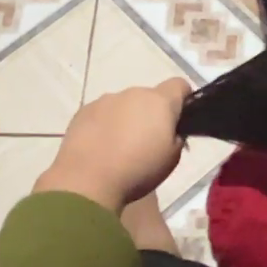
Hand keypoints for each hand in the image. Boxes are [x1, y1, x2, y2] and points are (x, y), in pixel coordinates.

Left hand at [34, 79, 191, 211]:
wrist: (87, 181)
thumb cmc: (137, 170)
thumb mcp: (172, 158)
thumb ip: (176, 136)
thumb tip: (170, 130)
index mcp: (159, 102)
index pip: (179, 85)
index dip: (184, 99)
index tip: (181, 118)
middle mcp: (132, 93)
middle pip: (150, 97)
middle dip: (152, 114)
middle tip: (149, 142)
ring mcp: (105, 100)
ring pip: (124, 105)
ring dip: (128, 118)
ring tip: (120, 148)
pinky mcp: (83, 111)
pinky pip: (102, 113)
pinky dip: (106, 125)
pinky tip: (101, 147)